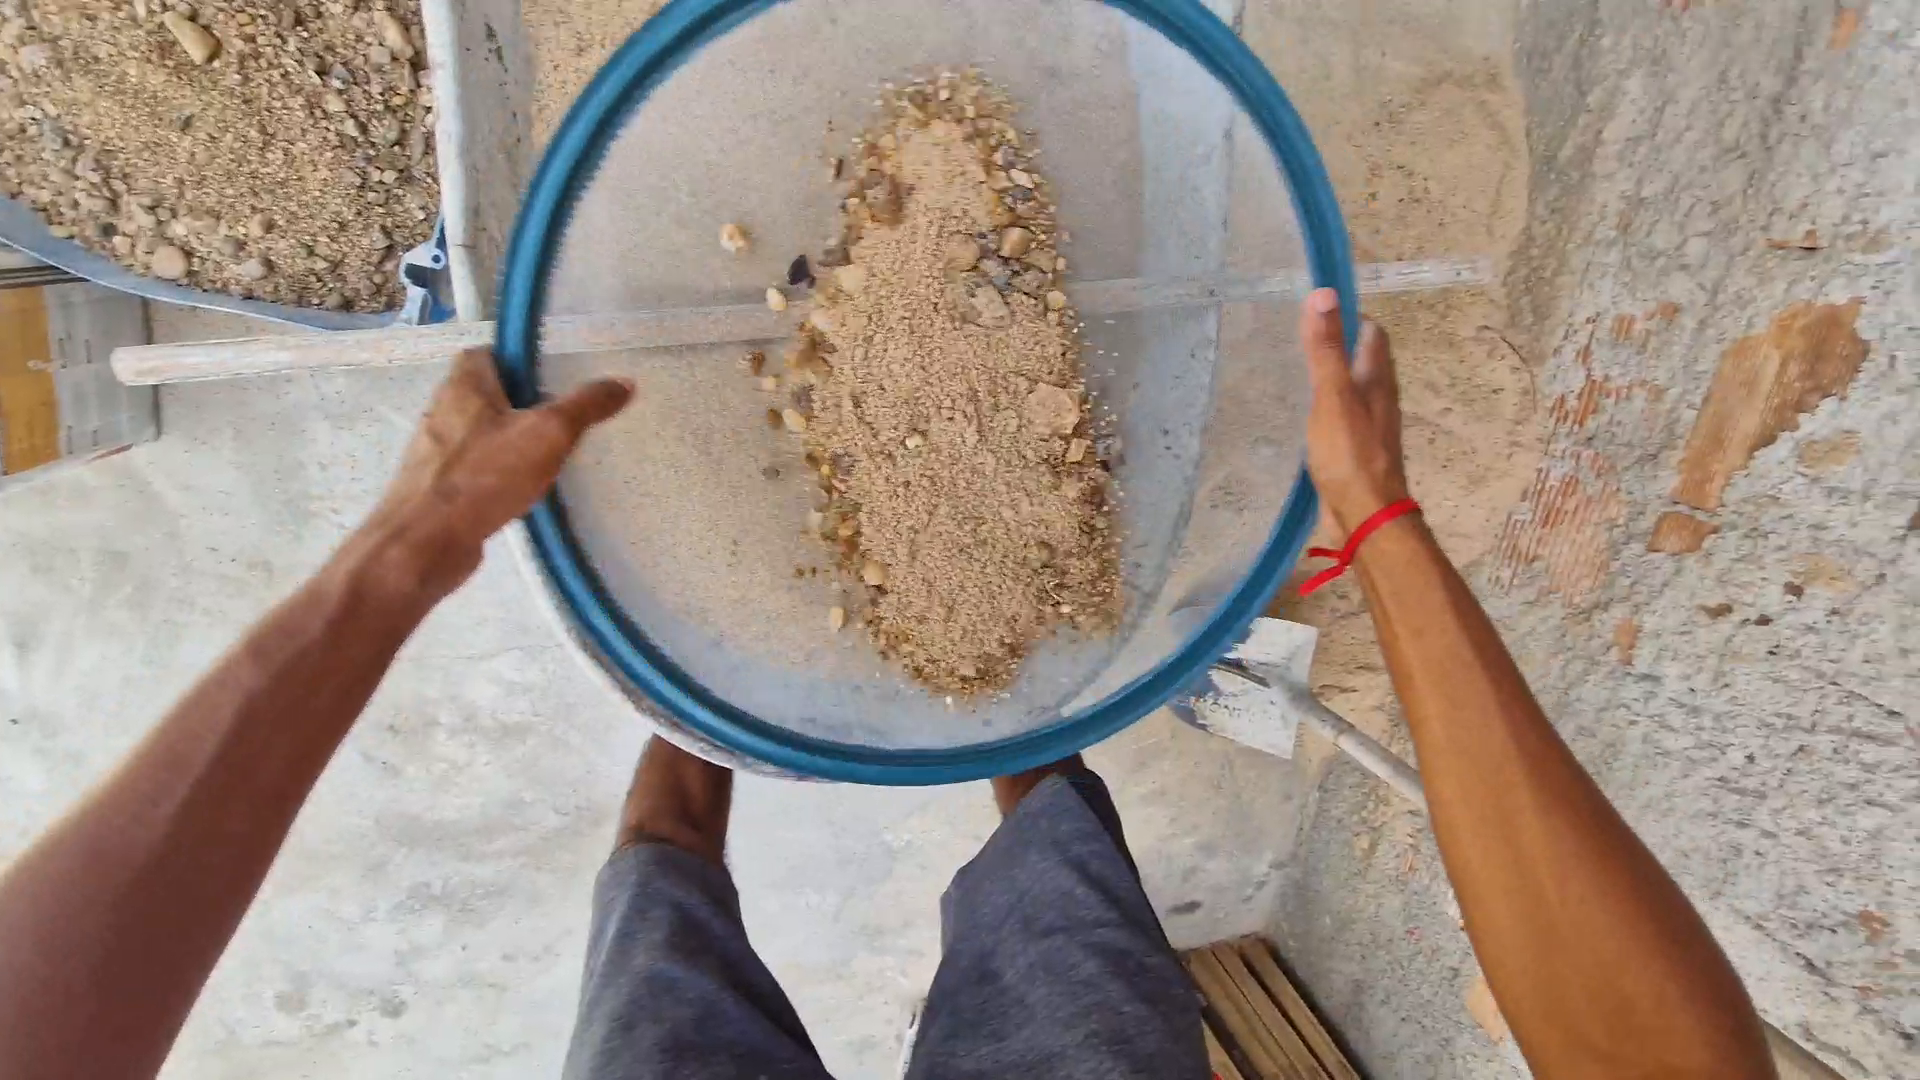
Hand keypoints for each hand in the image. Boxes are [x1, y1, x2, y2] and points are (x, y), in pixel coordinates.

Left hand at [351, 348, 633, 598]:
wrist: (427, 541)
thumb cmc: (486, 475)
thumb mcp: (550, 433)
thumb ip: (587, 405)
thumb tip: (624, 382)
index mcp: (463, 386)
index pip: (486, 353)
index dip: (517, 359)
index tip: (551, 377)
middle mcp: (443, 411)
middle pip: (486, 394)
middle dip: (521, 403)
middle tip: (561, 418)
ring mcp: (437, 451)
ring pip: (481, 432)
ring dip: (512, 439)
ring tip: (549, 456)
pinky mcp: (438, 486)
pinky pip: (476, 467)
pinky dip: (500, 472)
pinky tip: (524, 490)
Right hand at [1301, 288, 1409, 534]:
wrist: (1364, 515)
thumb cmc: (1349, 454)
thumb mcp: (1332, 397)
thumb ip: (1325, 350)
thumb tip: (1324, 294)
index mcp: (1377, 380)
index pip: (1370, 334)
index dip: (1348, 317)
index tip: (1314, 311)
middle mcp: (1377, 398)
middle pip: (1361, 361)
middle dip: (1335, 346)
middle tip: (1294, 339)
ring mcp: (1366, 427)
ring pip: (1349, 390)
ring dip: (1328, 378)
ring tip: (1290, 372)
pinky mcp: (1352, 450)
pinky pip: (1337, 418)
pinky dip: (1320, 408)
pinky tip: (1297, 416)